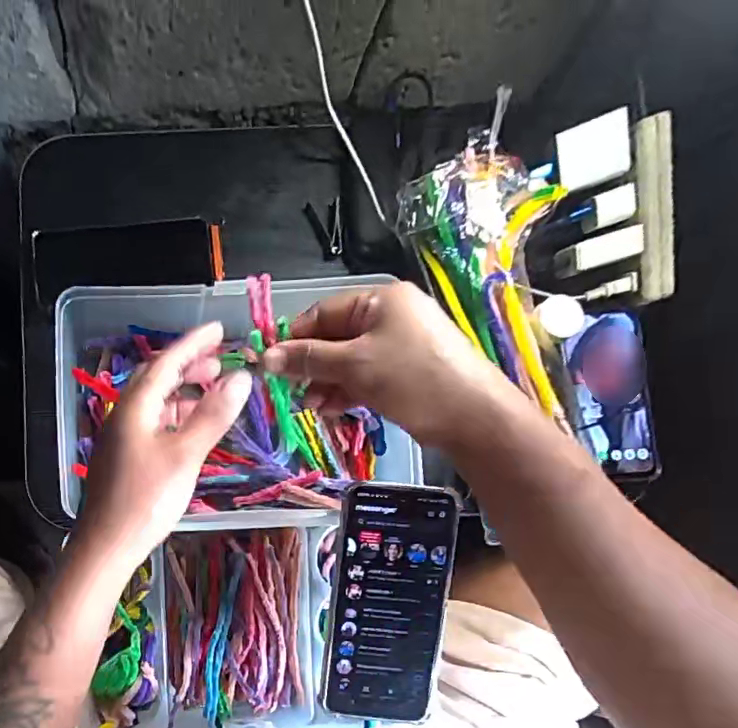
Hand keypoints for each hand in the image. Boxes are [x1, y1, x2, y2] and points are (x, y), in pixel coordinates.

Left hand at [74, 323, 251, 566]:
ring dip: (182, 392)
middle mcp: (123, 415)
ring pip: (154, 403)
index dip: (194, 343)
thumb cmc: (146, 499)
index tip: (219, 328)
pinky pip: (151, 423)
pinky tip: (189, 428)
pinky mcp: (122, 458)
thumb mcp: (185, 455)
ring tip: (211, 391)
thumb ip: (212, 416)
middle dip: (188, 366)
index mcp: (135, 407)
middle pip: (156, 378)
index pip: (166, 362)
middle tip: (220, 361)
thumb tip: (241, 379)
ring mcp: (120, 437)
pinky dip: (174, 416)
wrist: (106, 545)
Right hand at [260, 282, 528, 448]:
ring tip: (313, 407)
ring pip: (347, 361)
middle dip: (311, 366)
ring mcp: (398, 345)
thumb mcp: (354, 365)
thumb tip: (265, 357)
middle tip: (292, 392)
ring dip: (326, 383)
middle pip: (333, 338)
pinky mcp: (403, 372)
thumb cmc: (411, 379)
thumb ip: (308, 359)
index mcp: (379, 299)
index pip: (322, 313)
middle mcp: (388, 316)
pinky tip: (332, 409)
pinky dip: (346, 391)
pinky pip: (364, 376)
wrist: (472, 416)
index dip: (294, 339)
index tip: (272, 366)